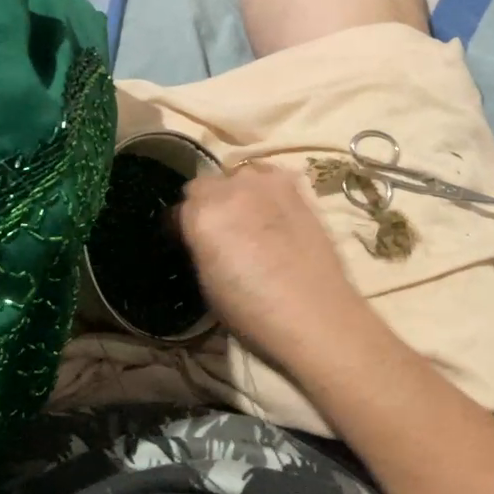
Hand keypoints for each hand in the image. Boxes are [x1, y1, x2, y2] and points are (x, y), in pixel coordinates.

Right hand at [176, 164, 372, 367]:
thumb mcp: (207, 283)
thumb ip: (199, 245)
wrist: (317, 315)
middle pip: (203, 186)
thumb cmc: (254, 312)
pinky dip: (265, 191)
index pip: (177, 209)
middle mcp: (228, 188)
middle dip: (207, 204)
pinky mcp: (294, 185)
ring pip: (235, 177)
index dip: (182, 227)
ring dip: (236, 194)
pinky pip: (267, 178)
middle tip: (221, 232)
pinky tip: (274, 214)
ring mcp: (263, 182)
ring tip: (250, 220)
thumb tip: (199, 235)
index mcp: (201, 214)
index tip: (190, 242)